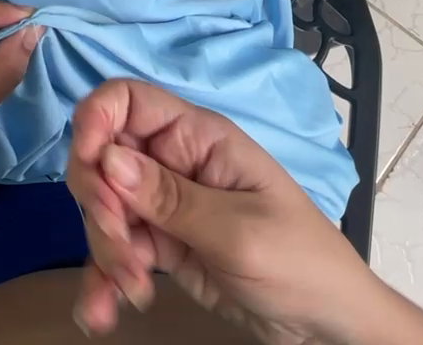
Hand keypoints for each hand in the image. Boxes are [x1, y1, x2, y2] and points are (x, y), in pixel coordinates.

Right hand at [66, 80, 381, 343]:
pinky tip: (100, 312)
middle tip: (121, 248)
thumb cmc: (302, 263)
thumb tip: (106, 158)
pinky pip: (114, 249)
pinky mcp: (158, 243)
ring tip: (135, 292)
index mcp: (195, 137)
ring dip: (105, 249)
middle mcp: (170, 161)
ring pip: (103, 207)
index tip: (91, 167)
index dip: (96, 120)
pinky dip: (102, 279)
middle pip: (102, 157)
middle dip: (99, 203)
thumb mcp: (239, 233)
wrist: (331, 330)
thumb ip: (170, 197)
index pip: (126, 100)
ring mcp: (162, 203)